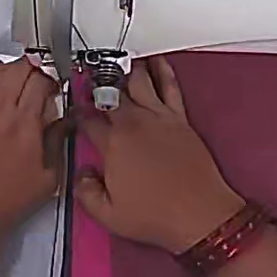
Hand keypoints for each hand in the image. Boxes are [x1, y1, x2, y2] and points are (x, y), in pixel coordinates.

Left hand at [0, 57, 59, 236]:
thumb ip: (58, 142)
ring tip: (25, 78)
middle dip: (37, 68)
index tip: (58, 84)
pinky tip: (5, 90)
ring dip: (16, 71)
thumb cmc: (4, 198)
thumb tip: (65, 123)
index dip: (53, 77)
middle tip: (44, 77)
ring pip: (2, 73)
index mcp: (26, 124)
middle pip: (21, 70)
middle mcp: (4, 111)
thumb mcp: (48, 178)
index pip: (42, 81)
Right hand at [75, 56, 245, 252]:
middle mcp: (133, 124)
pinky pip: (169, 86)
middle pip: (109, 95)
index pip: (88, 120)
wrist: (200, 215)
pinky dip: (162, 70)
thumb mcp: (109, 215)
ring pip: (137, 82)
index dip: (79, 114)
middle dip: (97, 87)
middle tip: (91, 82)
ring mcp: (158, 116)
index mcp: (112, 144)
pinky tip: (155, 61)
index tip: (76, 113)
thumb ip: (86, 192)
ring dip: (124, 72)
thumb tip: (81, 174)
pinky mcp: (179, 117)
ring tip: (116, 64)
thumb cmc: (155, 215)